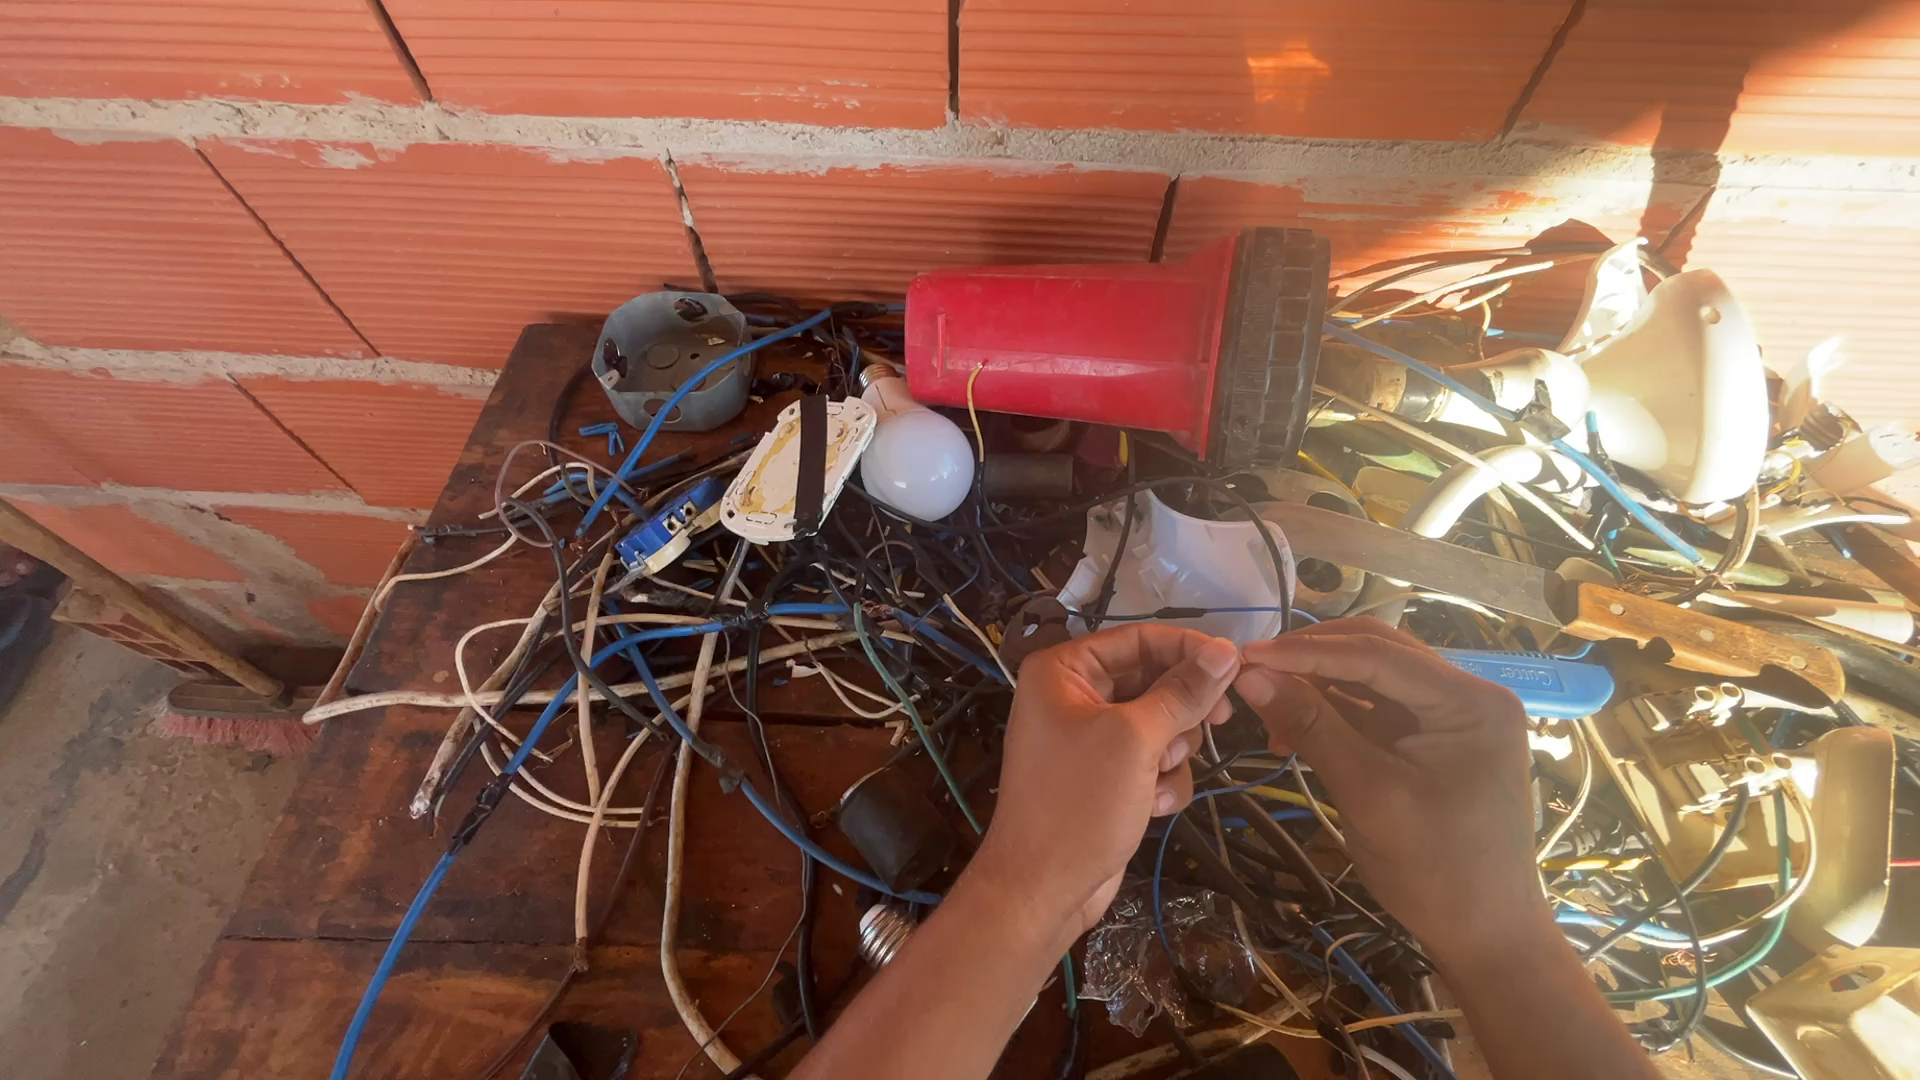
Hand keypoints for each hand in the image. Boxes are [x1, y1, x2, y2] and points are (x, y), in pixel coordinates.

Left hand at [974, 624, 1240, 935]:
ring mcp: (1090, 736)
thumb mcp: (1134, 739)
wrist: (1042, 888)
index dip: (1187, 648)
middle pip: (1152, 679)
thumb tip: (1225, 651)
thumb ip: (1182, 693)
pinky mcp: (1106, 774)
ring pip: (1159, 722)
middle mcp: (1073, 694)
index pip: (1137, 638)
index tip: (1236, 664)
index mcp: (1063, 669)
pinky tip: (1151, 807)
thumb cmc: (1079, 801)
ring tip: (1157, 775)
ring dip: (1172, 751)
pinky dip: (1161, 780)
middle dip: (1180, 710)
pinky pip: (1151, 759)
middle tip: (1220, 720)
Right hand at [1232, 617, 1547, 964]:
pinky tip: (1290, 732)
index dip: (1306, 650)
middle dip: (1309, 659)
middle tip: (1253, 674)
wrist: (1483, 936)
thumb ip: (1308, 724)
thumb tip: (1247, 672)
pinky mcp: (1425, 735)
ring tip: (1268, 710)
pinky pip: (1367, 704)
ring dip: (1313, 684)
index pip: (1376, 653)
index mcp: (1469, 702)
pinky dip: (1326, 710)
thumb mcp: (1365, 791)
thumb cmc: (1435, 868)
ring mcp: (1446, 714)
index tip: (1246, 656)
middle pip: (1373, 649)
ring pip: (1365, 673)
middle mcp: (1464, 694)